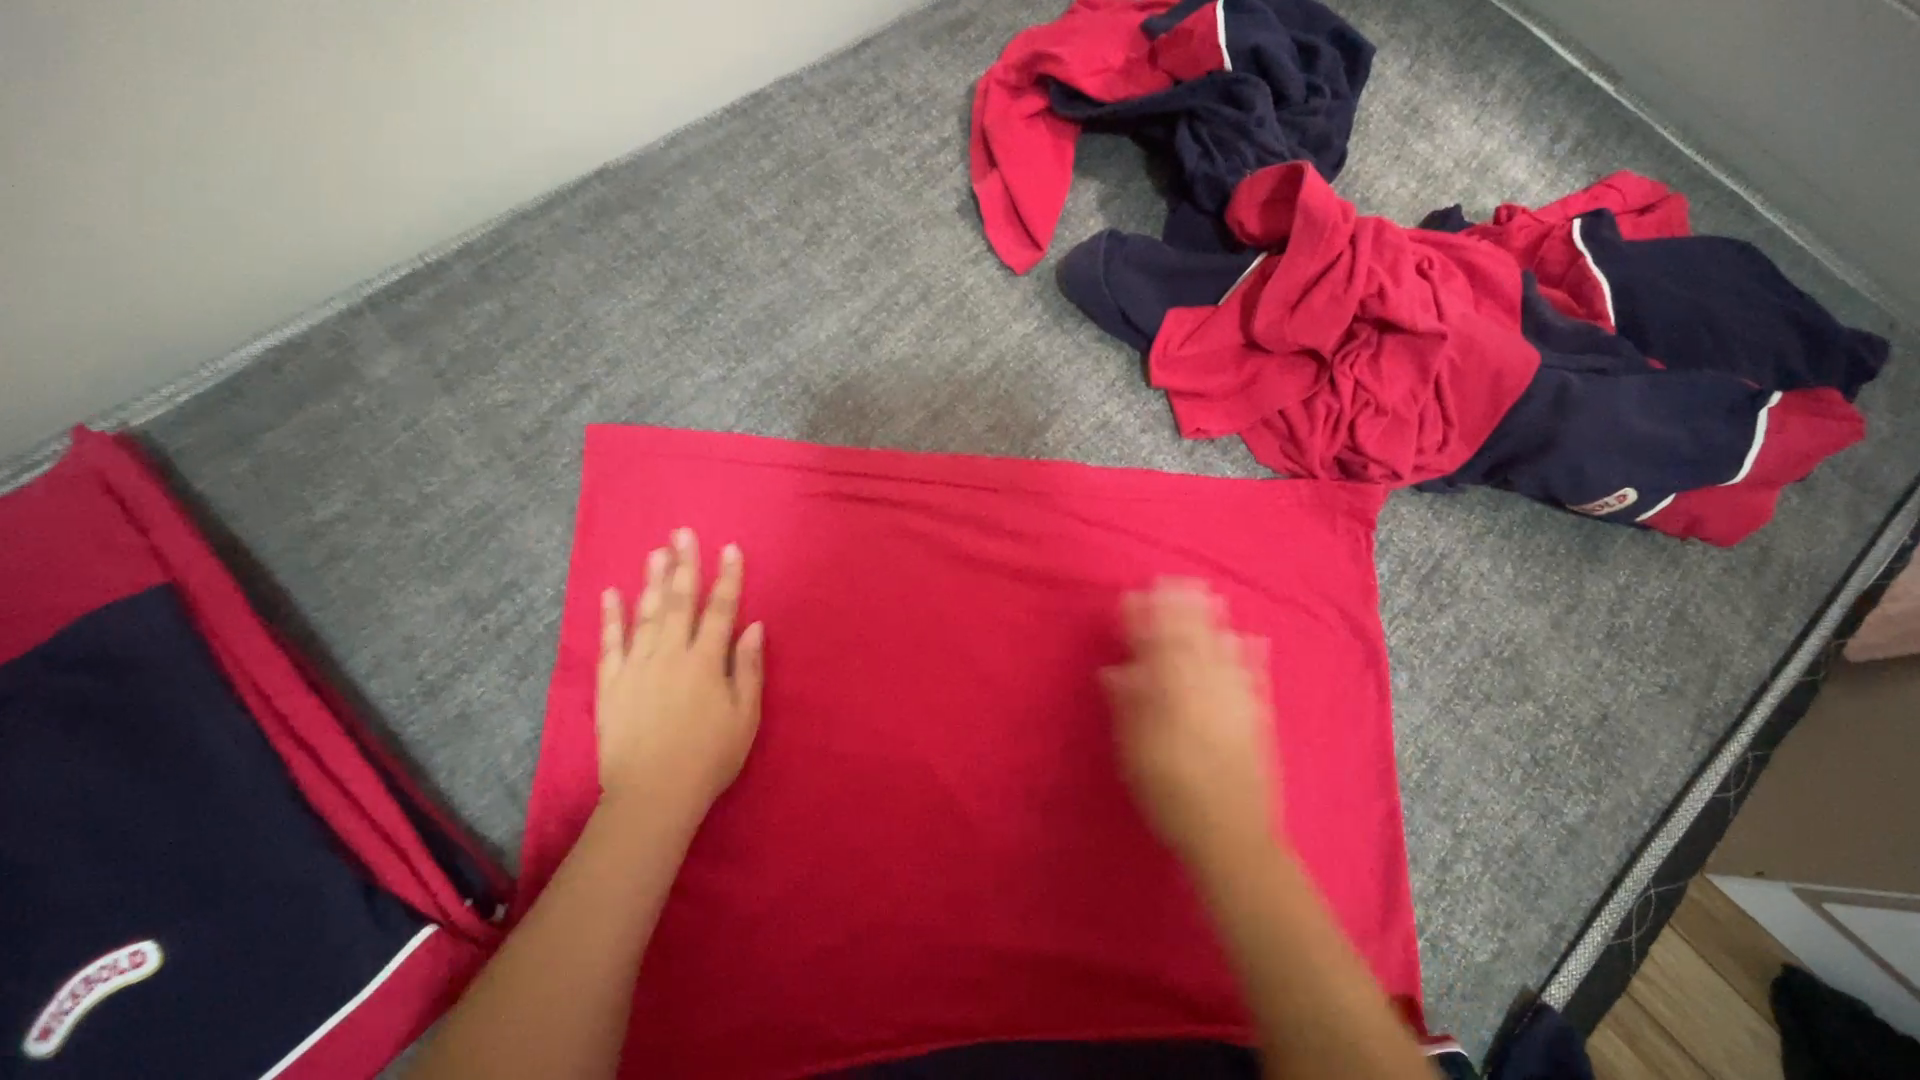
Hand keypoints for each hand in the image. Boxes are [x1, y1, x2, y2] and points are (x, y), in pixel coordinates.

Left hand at [596, 528, 765, 817]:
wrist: (653, 793)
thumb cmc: (709, 758)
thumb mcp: (745, 717)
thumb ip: (748, 669)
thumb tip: (753, 626)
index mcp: (706, 662)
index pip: (720, 610)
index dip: (727, 578)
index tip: (730, 548)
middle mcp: (670, 654)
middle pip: (679, 601)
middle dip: (684, 565)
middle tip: (683, 533)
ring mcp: (637, 667)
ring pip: (645, 615)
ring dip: (651, 581)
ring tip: (656, 552)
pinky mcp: (611, 684)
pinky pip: (610, 643)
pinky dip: (611, 617)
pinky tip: (611, 593)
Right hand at [1101, 579, 1277, 866]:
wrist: (1230, 834)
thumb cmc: (1170, 796)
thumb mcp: (1134, 754)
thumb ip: (1128, 707)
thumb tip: (1115, 670)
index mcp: (1170, 695)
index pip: (1155, 646)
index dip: (1144, 618)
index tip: (1134, 595)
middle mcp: (1205, 689)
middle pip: (1191, 639)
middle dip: (1181, 608)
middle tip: (1174, 579)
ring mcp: (1235, 701)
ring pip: (1223, 650)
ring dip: (1213, 620)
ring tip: (1208, 594)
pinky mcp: (1258, 717)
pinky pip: (1255, 675)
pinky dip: (1251, 653)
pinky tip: (1251, 636)